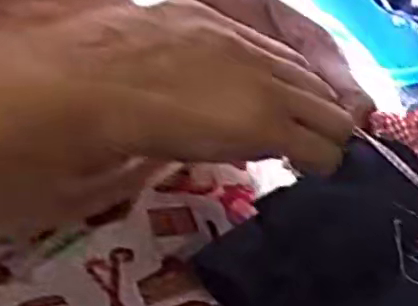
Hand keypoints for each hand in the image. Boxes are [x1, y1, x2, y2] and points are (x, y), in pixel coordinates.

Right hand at [3, 0, 356, 185]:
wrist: (78, 86)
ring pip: (337, 123)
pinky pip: (326, 153)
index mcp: (216, 23)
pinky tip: (302, 168)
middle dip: (321, 119)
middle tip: (305, 139)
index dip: (301, 93)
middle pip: (323, 92)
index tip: (292, 114)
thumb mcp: (161, 43)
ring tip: (305, 155)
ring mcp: (265, 91)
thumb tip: (234, 90)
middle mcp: (249, 53)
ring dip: (328, 143)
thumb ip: (208, 60)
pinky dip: (322, 165)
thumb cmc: (100, 68)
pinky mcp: (271, 127)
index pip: (292, 62)